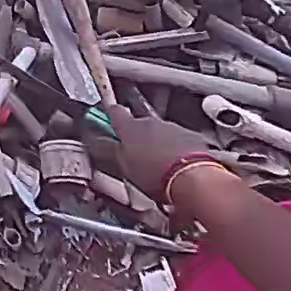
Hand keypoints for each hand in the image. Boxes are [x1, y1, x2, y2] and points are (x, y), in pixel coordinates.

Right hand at [106, 104, 226, 202]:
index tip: (108, 120)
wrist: (193, 179)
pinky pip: (179, 140)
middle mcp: (150, 122)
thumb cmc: (156, 174)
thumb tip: (96, 143)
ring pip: (159, 132)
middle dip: (137, 136)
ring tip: (157, 166)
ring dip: (157, 143)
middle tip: (135, 156)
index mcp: (129, 127)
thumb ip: (109, 151)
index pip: (114, 111)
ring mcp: (172, 127)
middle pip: (139, 124)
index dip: (110, 115)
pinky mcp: (191, 136)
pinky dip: (175, 149)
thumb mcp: (124, 166)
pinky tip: (176, 166)